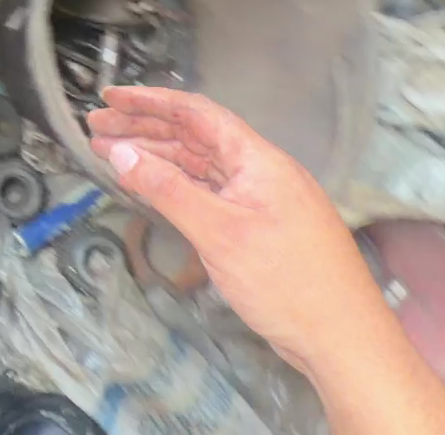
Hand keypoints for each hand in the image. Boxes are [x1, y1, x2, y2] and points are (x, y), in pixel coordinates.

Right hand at [87, 86, 388, 375]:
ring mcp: (259, 199)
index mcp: (258, 160)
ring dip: (152, 156)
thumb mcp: (217, 232)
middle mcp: (259, 171)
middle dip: (142, 128)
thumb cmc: (286, 283)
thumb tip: (119, 152)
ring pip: (197, 164)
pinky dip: (172, 182)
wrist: (348, 347)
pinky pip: (206, 189)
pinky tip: (146, 184)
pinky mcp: (257, 225)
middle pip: (193, 136)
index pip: (197, 113)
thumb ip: (165, 188)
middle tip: (96, 127)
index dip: (150, 101)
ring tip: (108, 153)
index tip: (110, 98)